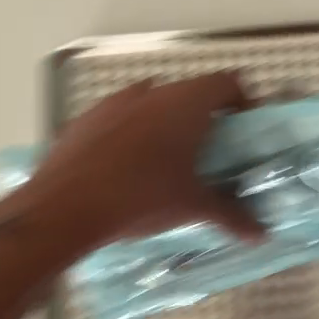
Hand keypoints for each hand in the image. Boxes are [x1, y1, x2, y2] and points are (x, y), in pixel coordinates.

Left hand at [14, 73, 265, 268]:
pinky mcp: (80, 122)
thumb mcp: (194, 208)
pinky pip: (118, 117)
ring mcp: (111, 105)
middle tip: (211, 148)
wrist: (57, 213)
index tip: (243, 129)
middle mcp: (152, 94)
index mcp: (187, 104)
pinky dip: (130, 132)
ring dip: (166, 120)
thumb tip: (262, 236)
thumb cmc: (141, 198)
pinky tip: (127, 165)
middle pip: (191, 91)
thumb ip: (232, 216)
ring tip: (168, 156)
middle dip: (205, 114)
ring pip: (152, 101)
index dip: (242, 101)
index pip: (228, 83)